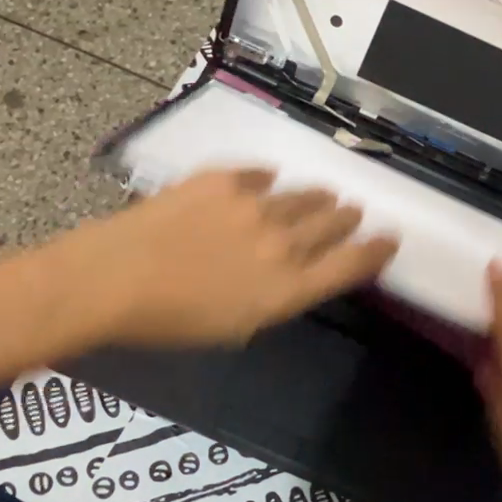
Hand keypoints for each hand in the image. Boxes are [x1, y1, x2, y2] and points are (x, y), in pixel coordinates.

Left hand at [43, 168, 398, 347]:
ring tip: (323, 197)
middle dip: (348, 220)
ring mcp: (254, 205)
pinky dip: (269, 183)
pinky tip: (268, 184)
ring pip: (303, 195)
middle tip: (352, 215)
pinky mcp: (223, 179)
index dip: (377, 250)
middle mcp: (282, 243)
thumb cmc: (169, 321)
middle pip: (334, 223)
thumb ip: (276, 297)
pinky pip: (261, 175)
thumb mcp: (236, 326)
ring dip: (317, 199)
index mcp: (288, 288)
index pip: (352, 264)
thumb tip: (296, 273)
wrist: (113, 278)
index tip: (389, 238)